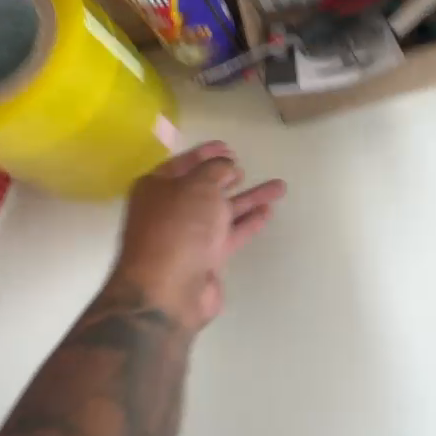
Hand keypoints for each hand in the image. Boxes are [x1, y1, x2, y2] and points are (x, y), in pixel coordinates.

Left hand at [111, 141, 285, 330]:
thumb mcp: (198, 185)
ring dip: (249, 198)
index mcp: (156, 188)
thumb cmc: (178, 227)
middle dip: (227, 177)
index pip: (183, 163)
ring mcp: (189, 236)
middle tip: (244, 168)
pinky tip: (267, 211)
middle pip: (204, 188)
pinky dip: (249, 222)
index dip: (206, 153)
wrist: (169, 289)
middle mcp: (170, 211)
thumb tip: (226, 166)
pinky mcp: (206, 258)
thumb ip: (216, 169)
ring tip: (279, 187)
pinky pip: (231, 233)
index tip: (229, 146)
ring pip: (224, 210)